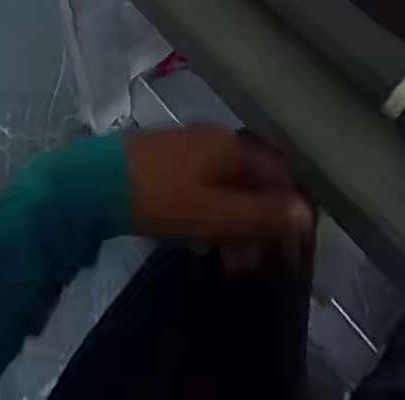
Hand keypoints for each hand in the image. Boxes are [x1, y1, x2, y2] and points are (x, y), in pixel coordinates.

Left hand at [125, 126, 311, 259]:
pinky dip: (215, 215)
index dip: (290, 214)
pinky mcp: (174, 162)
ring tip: (230, 261)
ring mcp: (194, 149)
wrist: (97, 181)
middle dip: (262, 224)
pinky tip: (205, 241)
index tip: (289, 253)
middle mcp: (218, 141)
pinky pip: (209, 188)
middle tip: (254, 264)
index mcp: (232, 146)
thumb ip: (261, 214)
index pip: (280, 176)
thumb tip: (307, 215)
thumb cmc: (161, 197)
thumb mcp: (214, 213)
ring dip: (238, 224)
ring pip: (231, 188)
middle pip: (256, 182)